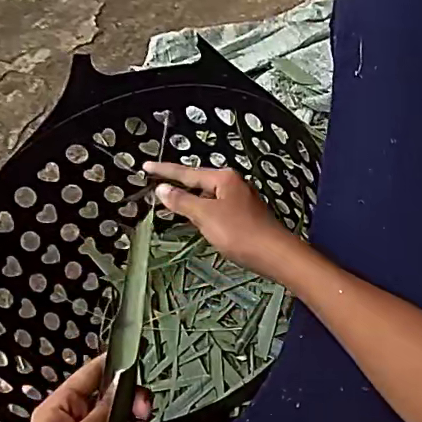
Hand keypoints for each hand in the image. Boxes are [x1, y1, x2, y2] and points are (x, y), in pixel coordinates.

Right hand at [143, 162, 302, 277]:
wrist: (274, 254)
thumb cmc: (240, 233)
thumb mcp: (205, 216)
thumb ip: (182, 202)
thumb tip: (162, 189)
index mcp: (223, 178)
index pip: (187, 172)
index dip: (165, 171)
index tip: (146, 167)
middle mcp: (234, 184)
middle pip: (199, 183)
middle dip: (179, 186)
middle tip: (156, 187)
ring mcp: (242, 200)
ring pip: (209, 197)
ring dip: (191, 202)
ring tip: (172, 208)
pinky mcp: (246, 216)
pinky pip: (218, 209)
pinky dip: (204, 213)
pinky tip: (199, 223)